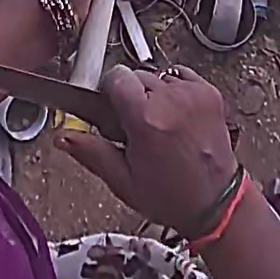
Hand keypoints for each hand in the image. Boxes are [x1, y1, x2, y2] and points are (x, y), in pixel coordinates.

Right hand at [56, 65, 239, 232]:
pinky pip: (181, 76)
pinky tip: (178, 117)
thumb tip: (62, 135)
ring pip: (158, 76)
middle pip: (136, 77)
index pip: (116, 77)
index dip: (111, 92)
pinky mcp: (209, 92)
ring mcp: (192, 94)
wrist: (217, 202)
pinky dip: (176, 91)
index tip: (113, 108)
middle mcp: (170, 100)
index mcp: (145, 120)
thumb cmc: (170, 196)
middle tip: (139, 126)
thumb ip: (91, 152)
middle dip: (133, 97)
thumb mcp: (123, 180)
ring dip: (155, 94)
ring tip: (162, 125)